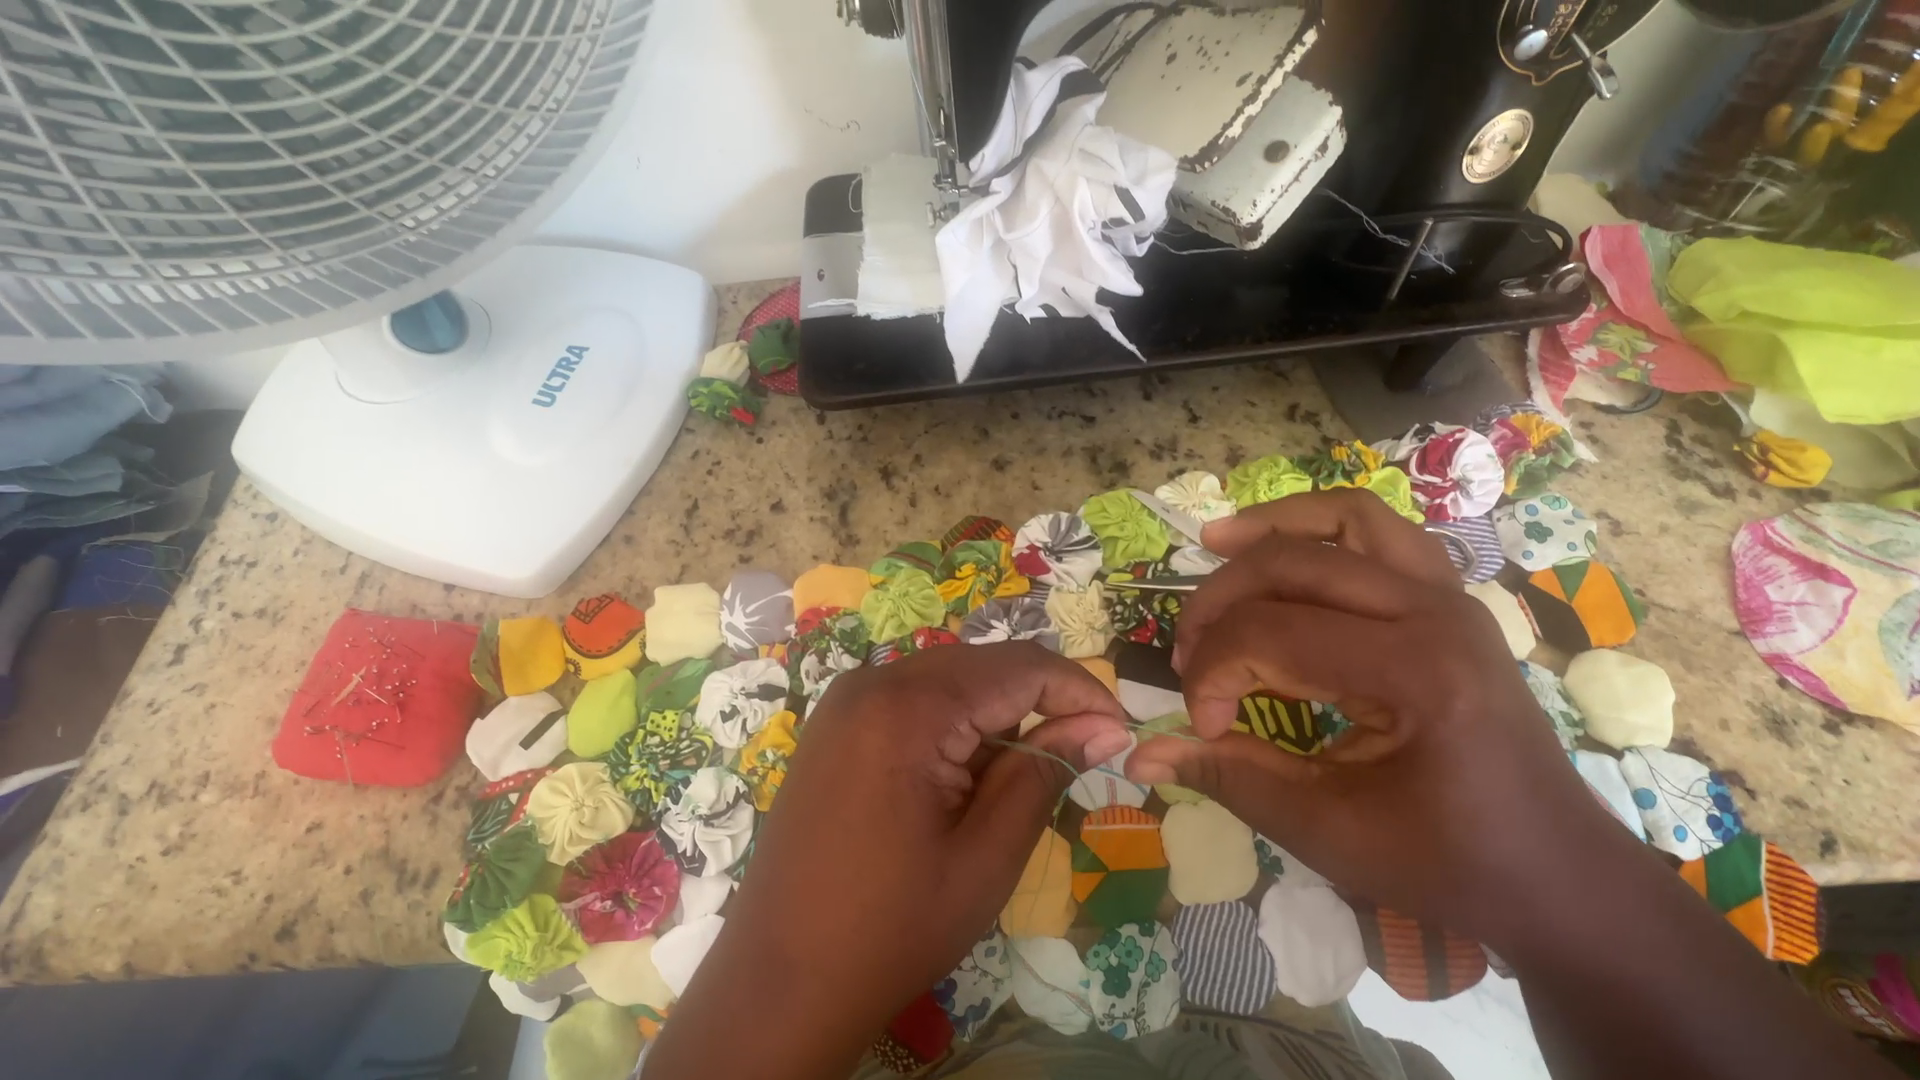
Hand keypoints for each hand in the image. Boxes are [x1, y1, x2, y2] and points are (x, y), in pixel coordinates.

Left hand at [647, 642, 1130, 1079]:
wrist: (780, 979)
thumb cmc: (892, 928)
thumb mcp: (987, 855)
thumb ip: (1044, 772)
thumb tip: (1103, 725)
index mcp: (908, 708)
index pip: (1018, 667)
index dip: (1079, 690)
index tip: (1121, 730)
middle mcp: (871, 683)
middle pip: (981, 665)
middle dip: (1040, 699)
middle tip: (1084, 752)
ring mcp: (844, 702)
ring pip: (947, 680)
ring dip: (998, 712)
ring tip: (1027, 773)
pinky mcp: (833, 727)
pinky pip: (911, 700)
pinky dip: (955, 722)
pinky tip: (968, 772)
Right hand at [1127, 490, 1635, 948]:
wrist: (1556, 875)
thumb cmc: (1447, 863)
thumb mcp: (1327, 831)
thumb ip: (1229, 776)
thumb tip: (1141, 754)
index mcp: (1415, 673)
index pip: (1271, 634)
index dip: (1212, 674)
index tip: (1204, 729)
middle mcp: (1437, 614)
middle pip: (1294, 564)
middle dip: (1220, 604)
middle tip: (1189, 656)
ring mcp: (1451, 599)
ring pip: (1346, 519)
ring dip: (1272, 528)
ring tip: (1215, 543)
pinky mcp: (1451, 602)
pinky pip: (1380, 534)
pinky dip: (1321, 529)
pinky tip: (1283, 552)